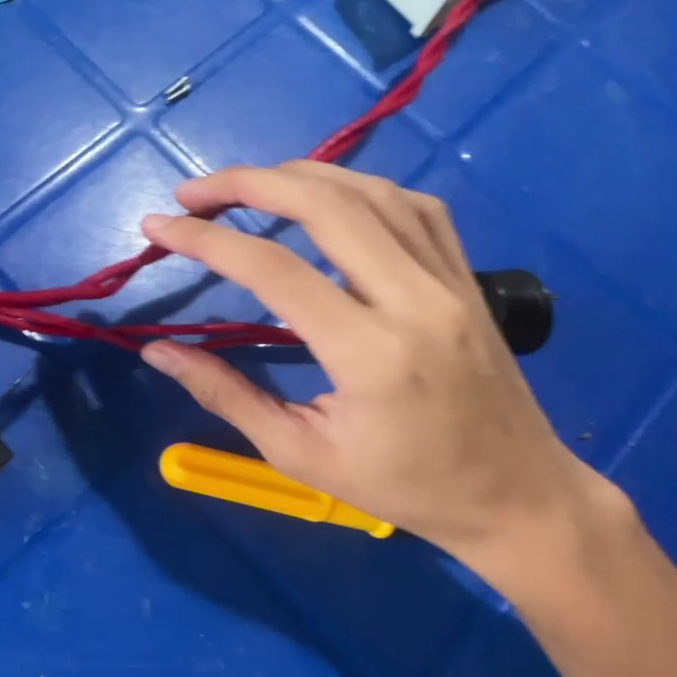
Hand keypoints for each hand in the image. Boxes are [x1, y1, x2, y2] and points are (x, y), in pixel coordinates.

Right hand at [139, 161, 605, 568]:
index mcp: (369, 354)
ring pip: (372, 193)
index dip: (205, 240)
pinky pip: (413, 207)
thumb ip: (225, 395)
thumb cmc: (403, 489)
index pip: (273, 269)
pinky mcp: (466, 278)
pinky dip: (357, 188)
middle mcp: (415, 301)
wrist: (519, 500)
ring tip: (244, 186)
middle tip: (191, 193)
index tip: (156, 228)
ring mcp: (450, 282)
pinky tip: (323, 197)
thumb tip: (157, 352)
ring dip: (299, 176)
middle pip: (326, 206)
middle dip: (247, 183)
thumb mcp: (300, 454)